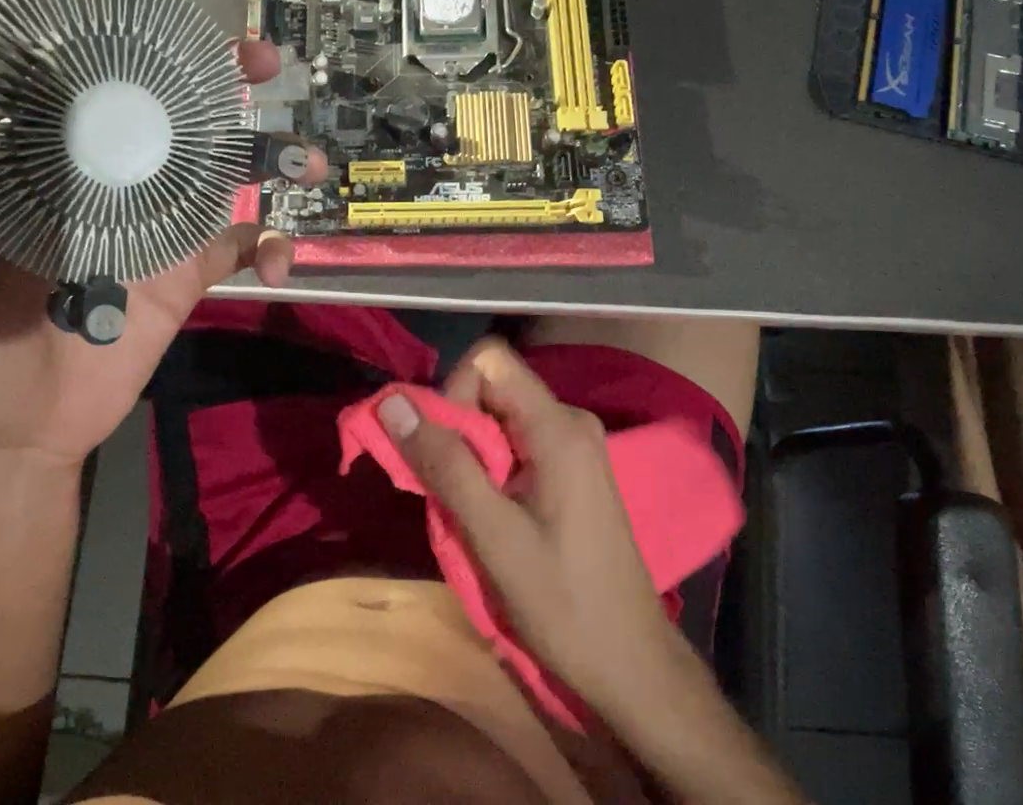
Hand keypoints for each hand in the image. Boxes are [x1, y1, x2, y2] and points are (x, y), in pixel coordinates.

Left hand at [0, 40, 325, 467]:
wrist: (20, 430)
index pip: (93, 91)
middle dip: (222, 84)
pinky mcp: (185, 278)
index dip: (130, 48)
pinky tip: (277, 261)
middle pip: (172, 119)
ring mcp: (154, 229)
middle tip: (262, 60)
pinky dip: (269, 249)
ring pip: (219, 175)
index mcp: (52, 169)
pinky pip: (239, 251)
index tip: (164, 19)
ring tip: (304, 158)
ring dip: (268, 157)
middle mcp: (109, 184)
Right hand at [374, 339, 677, 705]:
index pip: (489, 362)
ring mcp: (574, 448)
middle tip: (446, 491)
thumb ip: (444, 463)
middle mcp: (570, 423)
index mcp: (558, 427)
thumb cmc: (562, 600)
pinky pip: (515, 446)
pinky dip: (488, 471)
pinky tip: (488, 517)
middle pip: (492, 389)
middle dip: (453, 429)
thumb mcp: (493, 535)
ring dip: (467, 456)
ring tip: (467, 512)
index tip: (442, 452)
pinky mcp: (571, 473)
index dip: (452, 394)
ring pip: (498, 420)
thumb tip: (393, 402)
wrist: (628, 661)